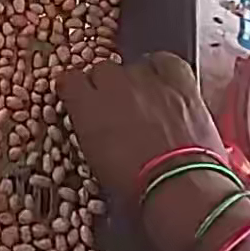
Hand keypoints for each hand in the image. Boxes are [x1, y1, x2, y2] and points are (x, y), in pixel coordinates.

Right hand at [60, 52, 249, 250]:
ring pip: (132, 66)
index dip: (74, 89)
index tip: (78, 98)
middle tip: (113, 105)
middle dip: (104, 84)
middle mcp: (112, 86)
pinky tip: (162, 80)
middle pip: (101, 69)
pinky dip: (162, 68)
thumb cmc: (132, 186)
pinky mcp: (180, 85)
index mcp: (85, 106)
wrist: (180, 188)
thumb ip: (90, 130)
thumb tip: (94, 124)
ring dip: (133, 79)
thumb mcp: (94, 158)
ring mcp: (148, 82)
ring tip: (142, 97)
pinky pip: (167, 61)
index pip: (68, 80)